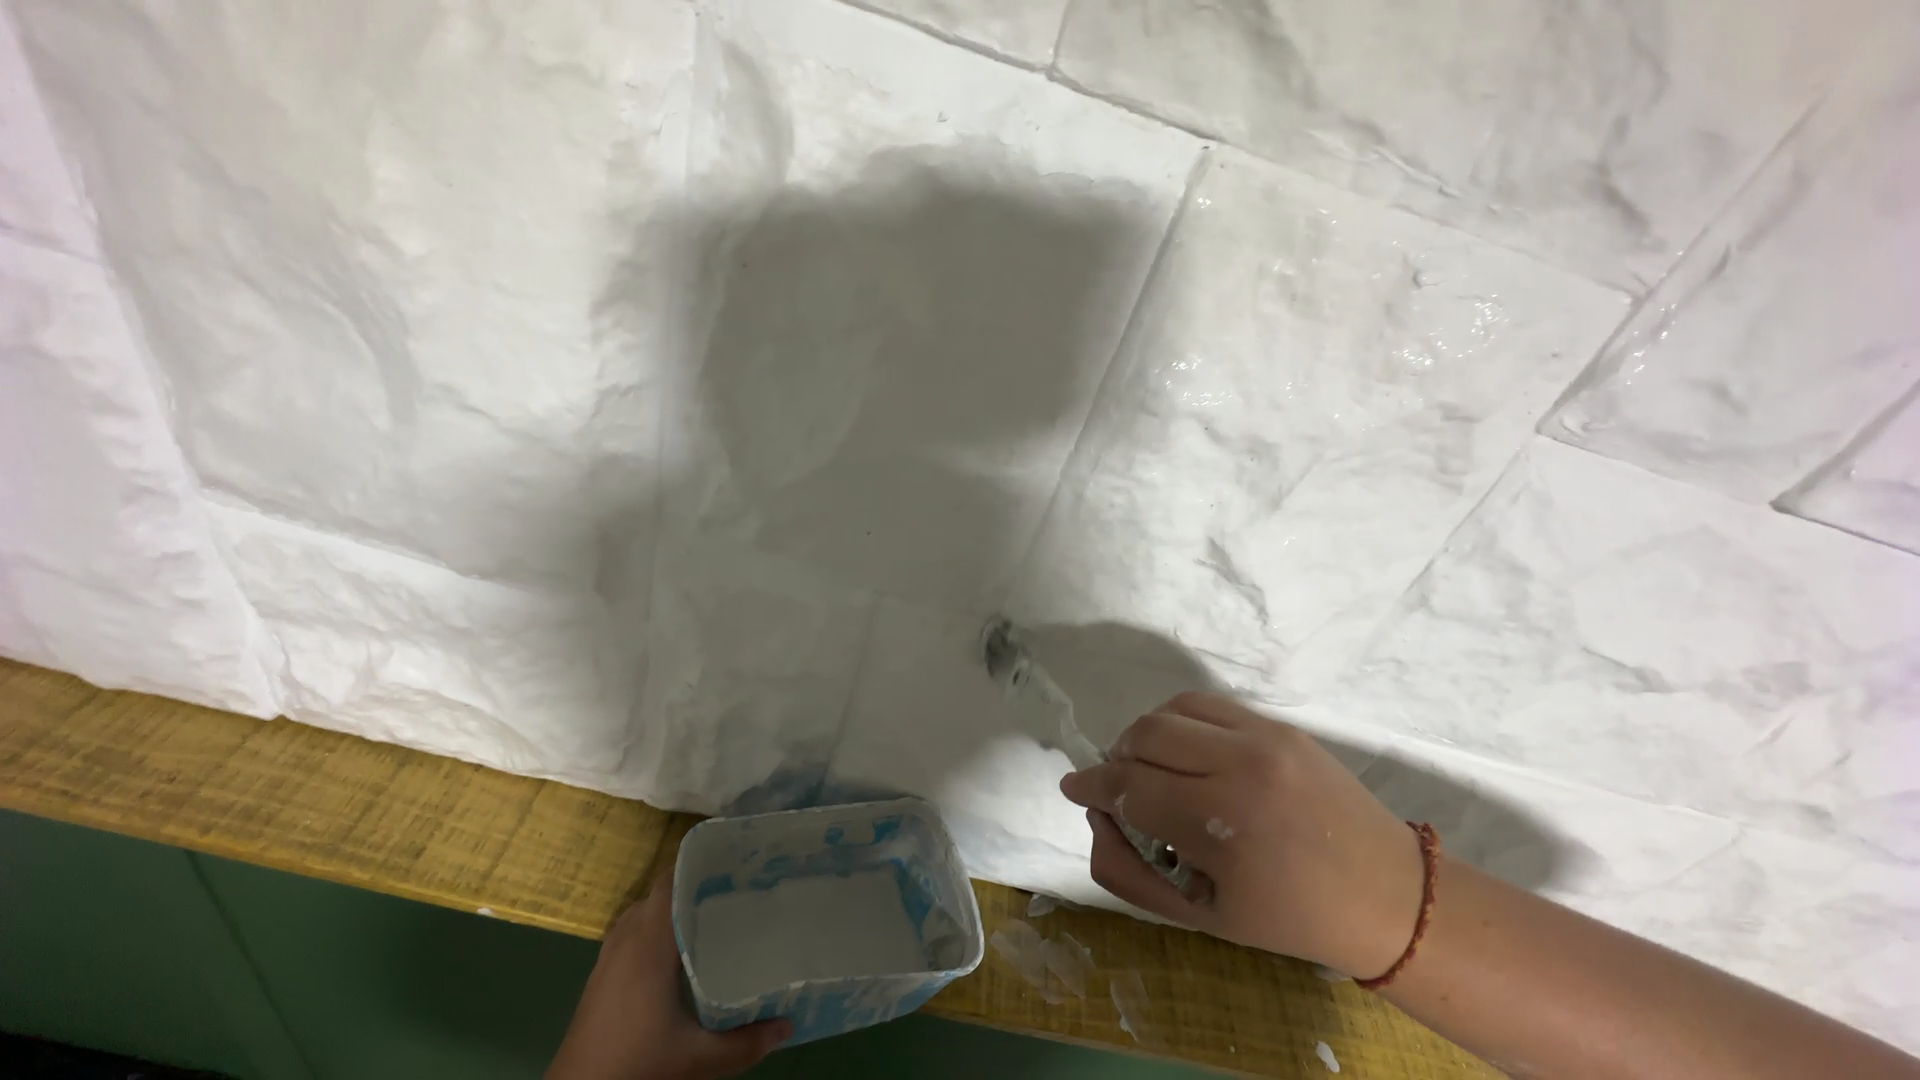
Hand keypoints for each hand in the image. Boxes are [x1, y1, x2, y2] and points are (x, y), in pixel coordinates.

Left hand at [547, 882, 790, 1079]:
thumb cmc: (636, 1065)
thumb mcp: (698, 1058)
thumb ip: (746, 1042)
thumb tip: (789, 1024)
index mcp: (648, 945)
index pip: (668, 882)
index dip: (698, 865)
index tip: (734, 862)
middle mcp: (625, 941)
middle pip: (658, 893)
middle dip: (693, 885)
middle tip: (736, 887)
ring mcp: (607, 958)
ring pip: (642, 912)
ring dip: (671, 907)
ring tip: (712, 912)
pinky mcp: (599, 977)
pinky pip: (631, 933)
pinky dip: (655, 928)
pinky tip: (679, 952)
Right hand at [1058, 692, 1423, 979]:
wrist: (1388, 896)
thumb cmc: (1288, 918)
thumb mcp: (1199, 916)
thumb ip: (1129, 873)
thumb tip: (1096, 819)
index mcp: (1222, 825)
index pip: (1129, 788)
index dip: (1091, 787)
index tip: (1074, 789)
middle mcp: (1242, 767)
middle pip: (1144, 737)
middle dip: (1115, 759)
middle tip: (1115, 786)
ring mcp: (1266, 739)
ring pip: (1171, 710)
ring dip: (1144, 735)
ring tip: (1148, 766)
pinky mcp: (1281, 726)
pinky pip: (1208, 706)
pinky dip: (1179, 722)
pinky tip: (1185, 752)